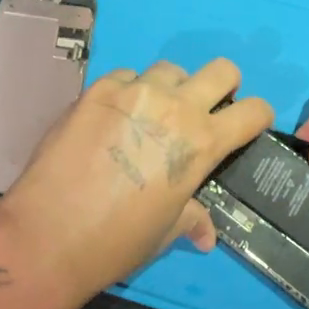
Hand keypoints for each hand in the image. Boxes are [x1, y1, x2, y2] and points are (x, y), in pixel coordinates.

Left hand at [0, 59, 274, 297]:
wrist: (51, 231)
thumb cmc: (118, 240)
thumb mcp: (165, 231)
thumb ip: (191, 217)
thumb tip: (205, 232)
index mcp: (201, 143)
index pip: (252, 111)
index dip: (257, 116)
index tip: (247, 124)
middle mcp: (174, 106)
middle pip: (221, 69)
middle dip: (223, 86)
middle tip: (207, 109)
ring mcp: (134, 91)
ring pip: (169, 69)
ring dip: (170, 88)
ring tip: (153, 114)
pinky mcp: (98, 87)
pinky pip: (126, 76)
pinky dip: (128, 91)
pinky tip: (115, 117)